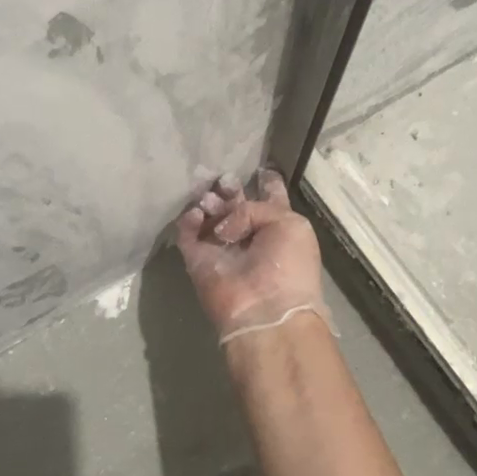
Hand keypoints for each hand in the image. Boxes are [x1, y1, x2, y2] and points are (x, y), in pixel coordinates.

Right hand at [175, 169, 327, 342]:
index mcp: (279, 226)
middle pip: (234, 203)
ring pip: (208, 215)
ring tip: (210, 200)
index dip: (266, 182)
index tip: (261, 167)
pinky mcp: (197, 260)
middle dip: (229, 188)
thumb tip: (224, 227)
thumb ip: (256, 207)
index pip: (270, 198)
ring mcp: (221, 247)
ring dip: (208, 202)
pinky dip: (189, 220)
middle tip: (225, 181)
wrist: (264, 308)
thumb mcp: (290, 223)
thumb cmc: (287, 266)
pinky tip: (197, 215)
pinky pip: (187, 233)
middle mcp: (249, 235)